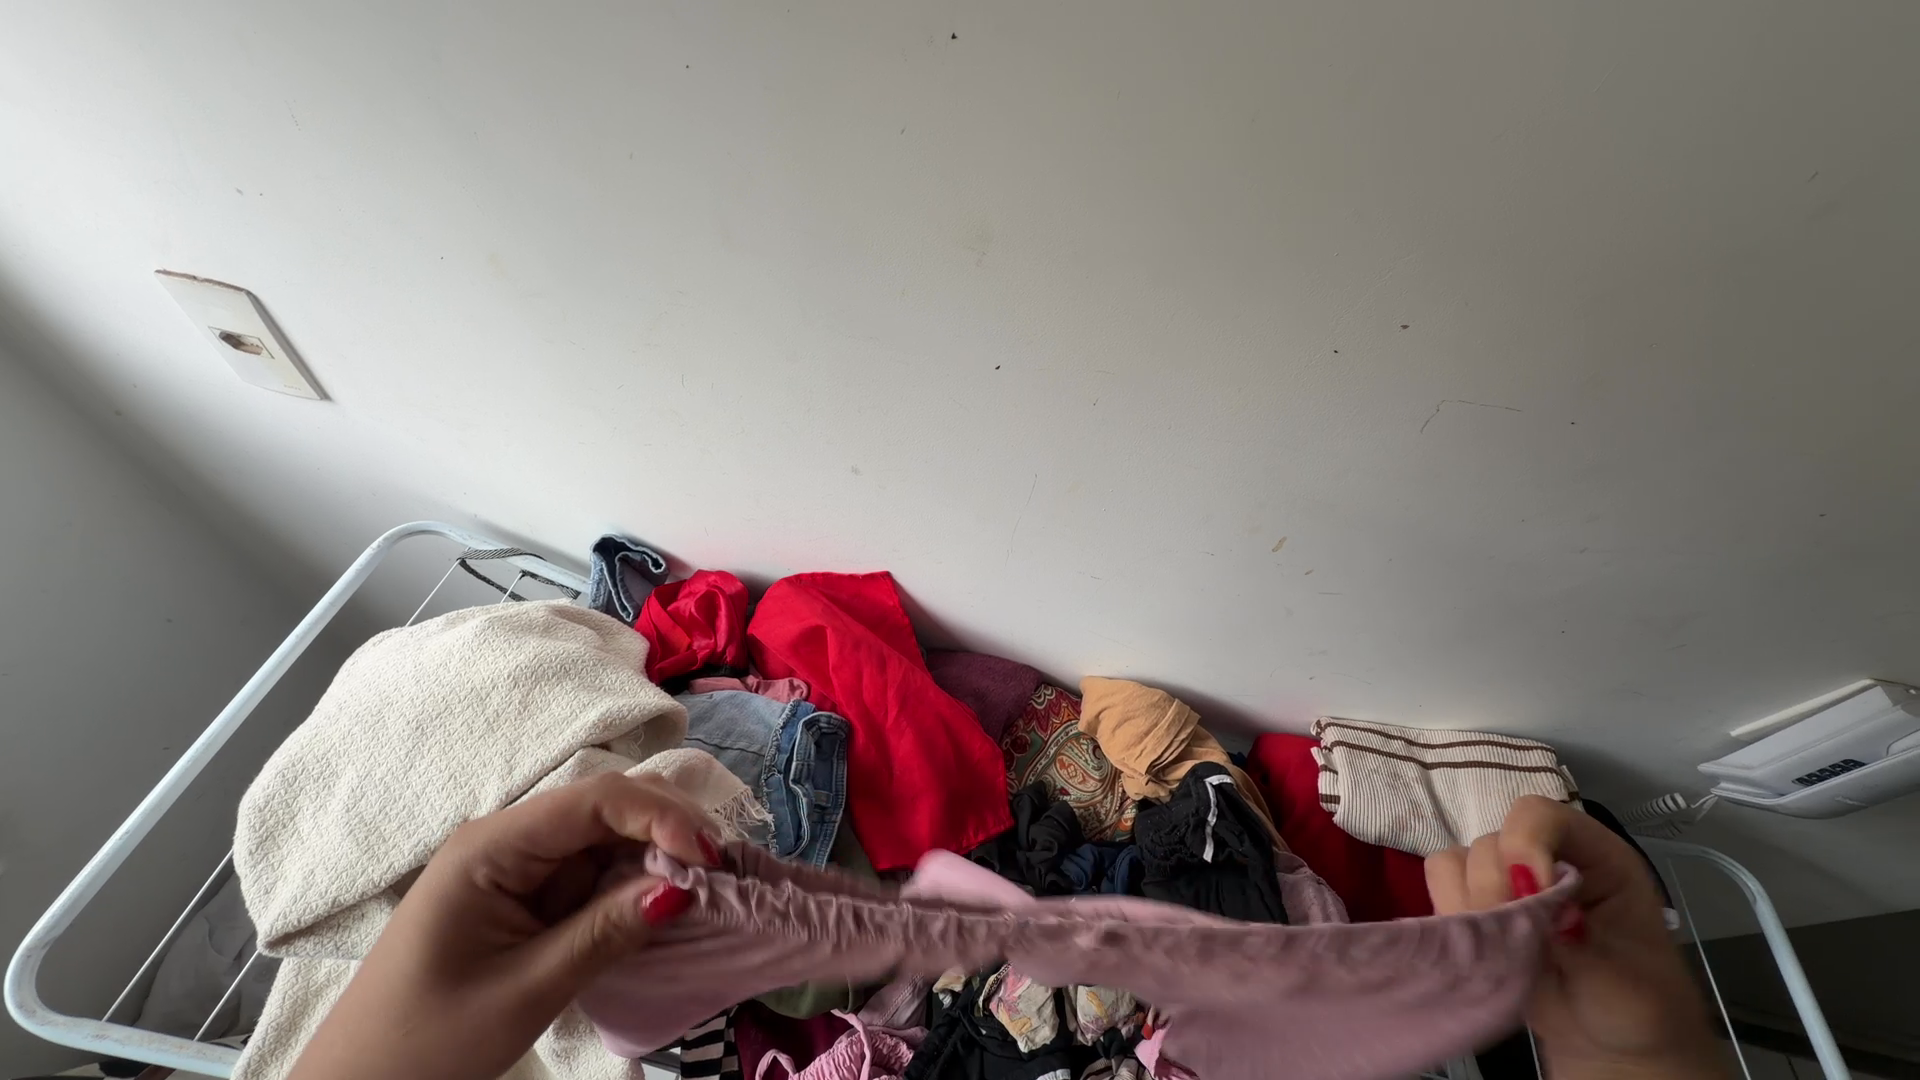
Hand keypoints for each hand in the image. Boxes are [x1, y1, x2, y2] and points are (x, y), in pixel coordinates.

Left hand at [288, 772, 719, 1079]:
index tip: (709, 857)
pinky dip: (640, 877)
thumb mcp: (523, 993)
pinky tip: (670, 893)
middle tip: (719, 865)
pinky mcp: (534, 892)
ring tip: (707, 877)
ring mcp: (524, 864)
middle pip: (609, 804)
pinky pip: (600, 868)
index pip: (595, 799)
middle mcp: (511, 838)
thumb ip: (606, 932)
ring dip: (661, 849)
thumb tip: (684, 886)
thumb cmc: (423, 1047)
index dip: (661, 814)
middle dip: (669, 824)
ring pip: (611, 833)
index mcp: (493, 846)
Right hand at [1425, 796, 1726, 1079]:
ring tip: (1505, 949)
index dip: (1524, 845)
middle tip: (1519, 941)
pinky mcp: (1471, 897)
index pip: (1540, 815)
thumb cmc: (1635, 1010)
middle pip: (1490, 842)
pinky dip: (1452, 912)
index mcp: (1594, 858)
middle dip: (1497, 892)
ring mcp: (1503, 876)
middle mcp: (1543, 856)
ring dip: (1473, 907)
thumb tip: (1521, 907)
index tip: (1530, 898)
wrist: (1610, 1045)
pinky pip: (1438, 882)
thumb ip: (1574, 942)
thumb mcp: (1623, 983)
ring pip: (1456, 861)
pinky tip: (1483, 944)